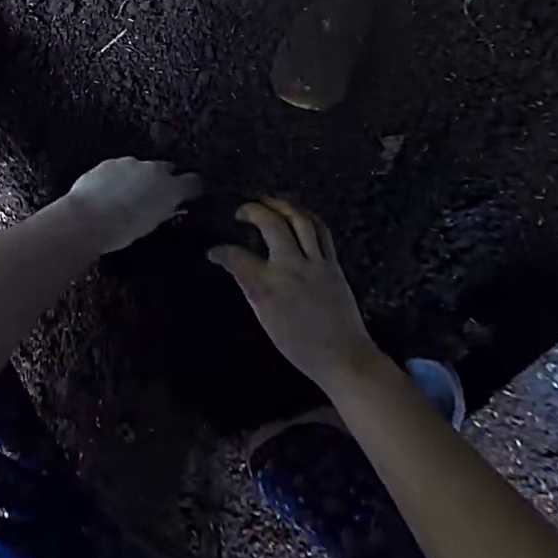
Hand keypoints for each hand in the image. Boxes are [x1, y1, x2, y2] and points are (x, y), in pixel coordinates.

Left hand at [64, 158, 203, 253]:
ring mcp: (130, 163)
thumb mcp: (151, 224)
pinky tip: (111, 192)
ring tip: (129, 196)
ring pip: (142, 167)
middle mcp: (153, 169)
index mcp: (170, 187)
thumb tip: (172, 204)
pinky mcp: (109, 162)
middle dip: (166, 178)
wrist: (86, 219)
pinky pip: (120, 168)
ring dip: (140, 177)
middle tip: (158, 194)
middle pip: (167, 168)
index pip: (194, 182)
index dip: (194, 187)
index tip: (193, 193)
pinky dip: (120, 177)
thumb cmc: (122, 230)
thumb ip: (165, 210)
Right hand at [209, 199, 381, 391]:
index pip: (237, 258)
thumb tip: (240, 267)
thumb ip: (252, 288)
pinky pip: (321, 230)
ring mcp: (315, 263)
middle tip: (241, 211)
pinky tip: (297, 213)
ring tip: (267, 201)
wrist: (343, 356)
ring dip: (280, 204)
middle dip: (252, 210)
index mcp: (269, 287)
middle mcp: (291, 267)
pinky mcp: (333, 263)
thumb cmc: (300, 346)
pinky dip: (307, 216)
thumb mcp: (265, 319)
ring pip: (299, 219)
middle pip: (271, 224)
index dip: (220, 251)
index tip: (214, 252)